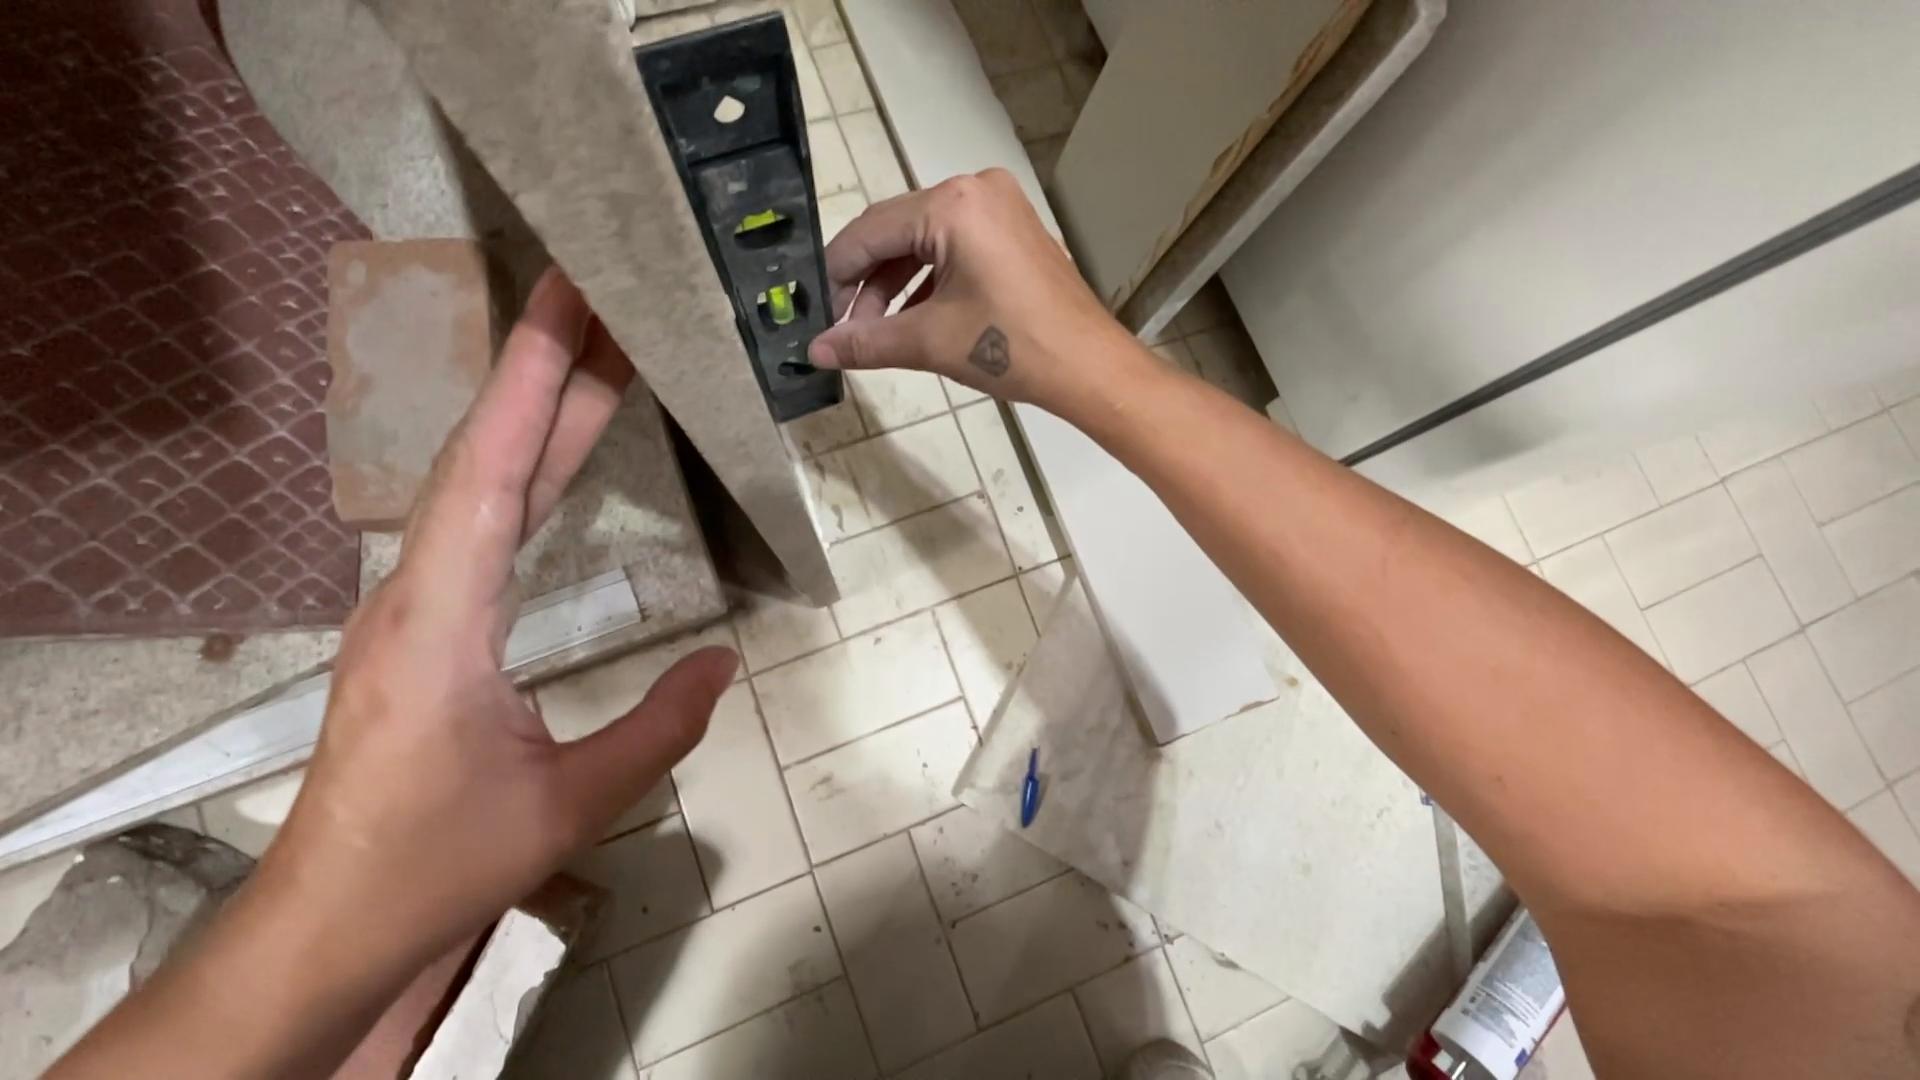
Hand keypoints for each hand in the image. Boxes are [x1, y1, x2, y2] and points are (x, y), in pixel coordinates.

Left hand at [257, 268, 736, 975]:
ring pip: (481, 482)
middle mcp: (419, 590)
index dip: (530, 381)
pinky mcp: (427, 620)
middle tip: (601, 300)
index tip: (565, 301)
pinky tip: (555, 449)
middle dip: (545, 373)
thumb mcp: (572, 801)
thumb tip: (726, 661)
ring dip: (538, 414)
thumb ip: (660, 725)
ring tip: (600, 355)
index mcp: (444, 619)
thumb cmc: (443, 859)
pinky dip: (523, 466)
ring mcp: (417, 602)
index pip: (491, 475)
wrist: (335, 920)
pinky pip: (479, 519)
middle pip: (488, 457)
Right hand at [807, 169, 1129, 413]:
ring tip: (877, 332)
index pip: (871, 230)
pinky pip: (954, 247)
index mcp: (952, 204)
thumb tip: (816, 351)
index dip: (837, 273)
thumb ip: (867, 342)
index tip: (818, 311)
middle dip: (868, 284)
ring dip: (896, 286)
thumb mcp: (929, 342)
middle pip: (897, 232)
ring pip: (925, 242)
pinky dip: (929, 281)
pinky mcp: (1013, 231)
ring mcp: (1000, 207)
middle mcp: (975, 189)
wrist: (1088, 367)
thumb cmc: (1010, 348)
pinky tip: (913, 318)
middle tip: (848, 330)